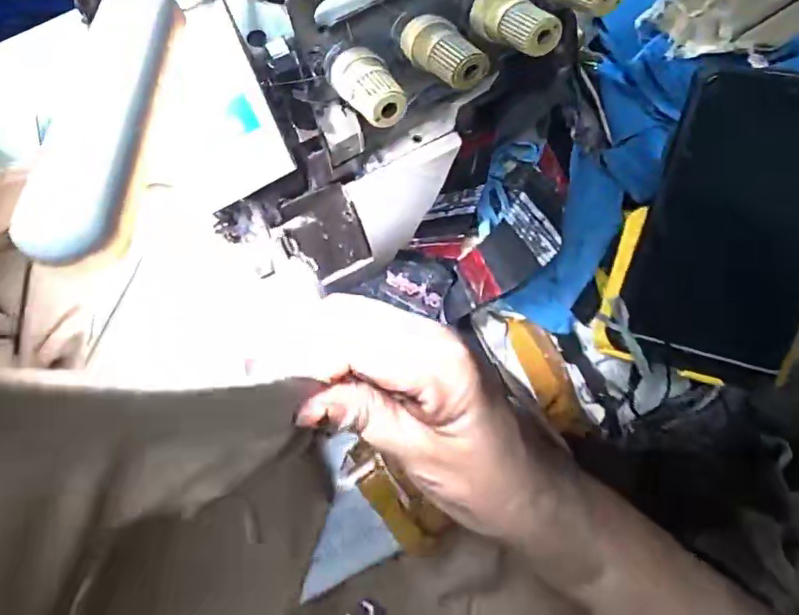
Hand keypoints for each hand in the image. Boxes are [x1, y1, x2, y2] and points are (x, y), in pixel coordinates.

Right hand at [286, 294, 565, 537]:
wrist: (528, 483)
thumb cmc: (484, 481)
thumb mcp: (421, 457)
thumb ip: (365, 416)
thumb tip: (305, 400)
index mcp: (437, 360)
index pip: (357, 340)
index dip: (311, 357)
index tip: (272, 380)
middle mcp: (430, 332)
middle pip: (351, 314)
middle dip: (307, 340)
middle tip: (270, 373)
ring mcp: (425, 333)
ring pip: (355, 315)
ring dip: (318, 340)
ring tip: (287, 374)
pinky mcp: (419, 343)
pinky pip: (367, 329)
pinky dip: (337, 344)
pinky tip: (319, 371)